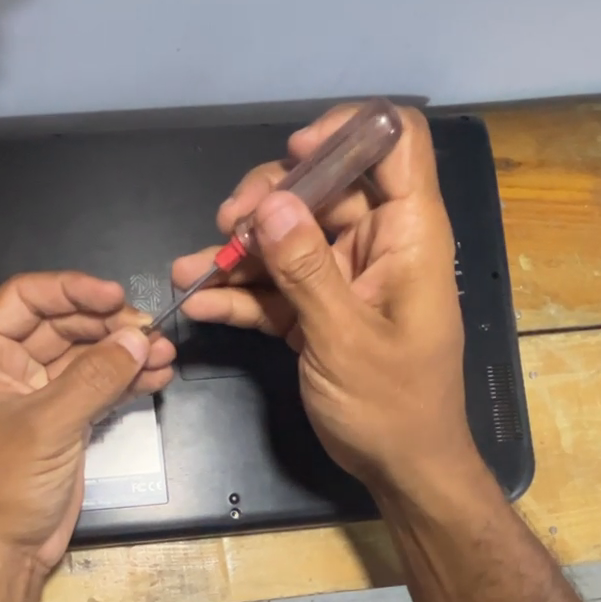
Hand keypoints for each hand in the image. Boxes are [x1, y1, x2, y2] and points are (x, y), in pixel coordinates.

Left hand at [0, 272, 175, 575]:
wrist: (1, 554)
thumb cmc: (1, 485)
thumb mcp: (47, 425)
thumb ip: (95, 378)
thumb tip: (141, 339)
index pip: (25, 298)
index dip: (71, 290)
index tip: (118, 297)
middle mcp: (4, 367)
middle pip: (62, 325)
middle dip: (107, 327)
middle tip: (152, 333)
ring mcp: (35, 396)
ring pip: (84, 358)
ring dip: (123, 355)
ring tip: (165, 356)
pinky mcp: (61, 423)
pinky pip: (95, 389)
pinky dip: (124, 383)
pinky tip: (155, 378)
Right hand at [171, 104, 475, 492]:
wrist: (401, 469)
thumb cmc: (391, 406)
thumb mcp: (344, 339)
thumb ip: (305, 270)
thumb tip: (269, 206)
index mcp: (408, 235)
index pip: (393, 144)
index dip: (346, 132)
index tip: (294, 154)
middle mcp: (376, 246)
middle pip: (321, 189)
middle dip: (267, 203)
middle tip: (225, 229)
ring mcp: (343, 280)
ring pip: (288, 240)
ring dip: (239, 253)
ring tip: (192, 269)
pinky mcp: (318, 313)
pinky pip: (275, 290)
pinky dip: (241, 296)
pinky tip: (201, 303)